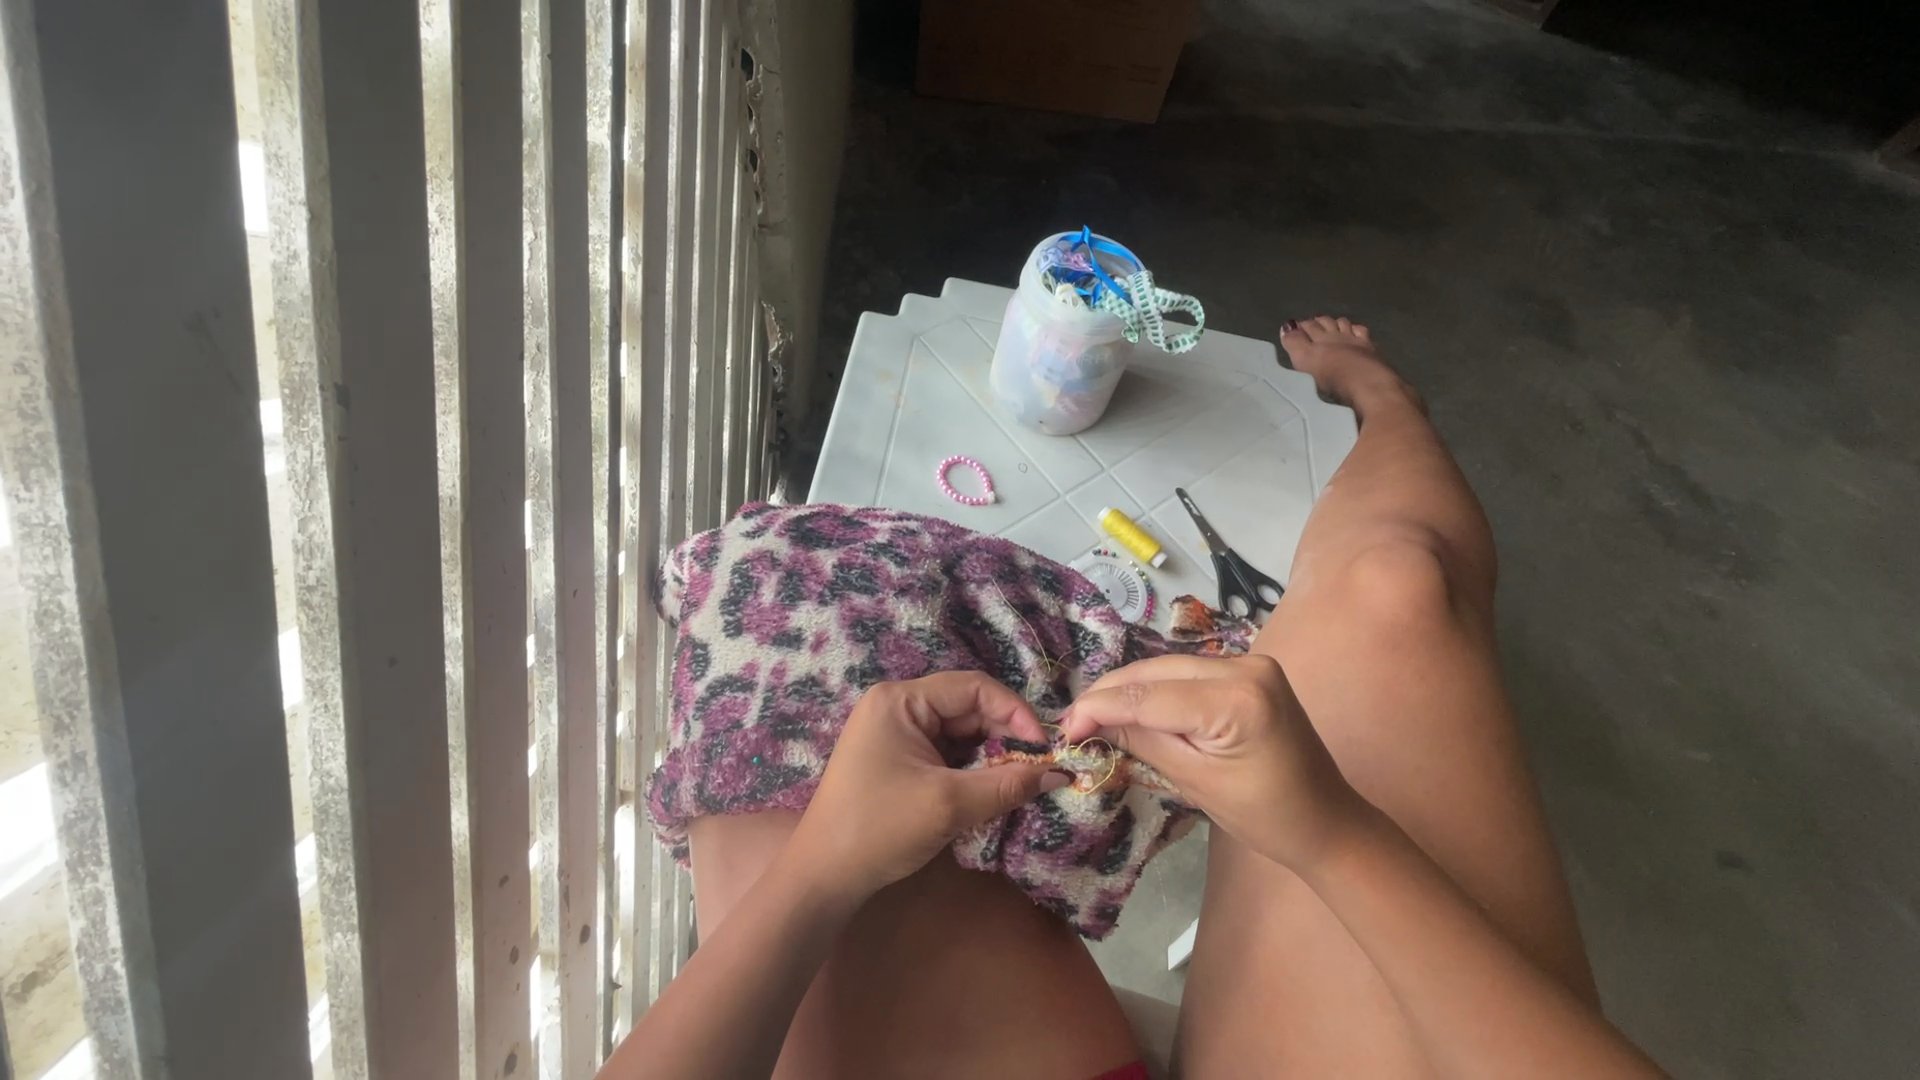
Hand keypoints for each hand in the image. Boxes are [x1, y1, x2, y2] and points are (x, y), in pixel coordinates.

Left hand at [790, 672, 1072, 899]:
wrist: (823, 878)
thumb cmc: (880, 829)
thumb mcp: (949, 805)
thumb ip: (1007, 784)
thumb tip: (1060, 774)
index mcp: (900, 700)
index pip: (972, 687)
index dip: (1014, 711)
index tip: (1044, 747)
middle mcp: (897, 707)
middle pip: (967, 708)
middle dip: (1005, 735)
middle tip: (1040, 767)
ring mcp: (895, 733)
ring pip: (960, 732)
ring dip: (991, 754)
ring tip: (1022, 779)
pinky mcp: (898, 760)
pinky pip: (946, 752)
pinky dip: (972, 768)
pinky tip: (993, 787)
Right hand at [1060, 654, 1364, 871]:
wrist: (1326, 821)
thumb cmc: (1264, 816)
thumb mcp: (1194, 782)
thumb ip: (1141, 742)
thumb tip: (1089, 723)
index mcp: (1237, 701)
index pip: (1149, 696)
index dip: (1100, 707)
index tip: (1065, 726)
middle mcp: (1244, 666)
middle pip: (1155, 672)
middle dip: (1109, 694)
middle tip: (1073, 721)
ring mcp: (1249, 662)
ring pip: (1166, 668)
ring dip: (1129, 689)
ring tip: (1093, 714)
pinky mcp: (1248, 668)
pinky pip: (1186, 673)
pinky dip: (1155, 688)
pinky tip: (1131, 705)